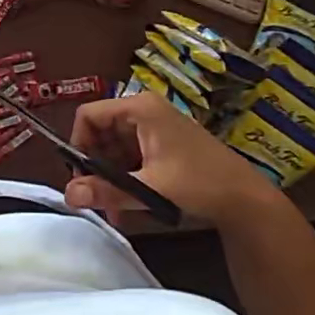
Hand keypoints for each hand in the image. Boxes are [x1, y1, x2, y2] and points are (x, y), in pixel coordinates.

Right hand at [65, 92, 284, 228]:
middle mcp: (144, 110)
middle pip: (99, 132)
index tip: (81, 175)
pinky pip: (129, 156)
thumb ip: (107, 191)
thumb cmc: (199, 183)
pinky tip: (127, 204)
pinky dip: (124, 178)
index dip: (78, 143)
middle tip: (96, 196)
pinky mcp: (160, 143)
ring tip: (113, 207)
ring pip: (113, 147)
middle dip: (95, 166)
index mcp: (140, 108)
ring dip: (109, 176)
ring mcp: (153, 127)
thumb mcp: (150, 188)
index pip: (89, 115)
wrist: (246, 199)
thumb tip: (68, 195)